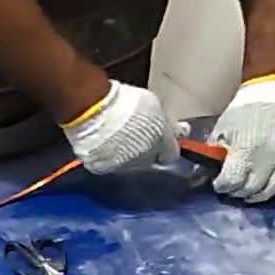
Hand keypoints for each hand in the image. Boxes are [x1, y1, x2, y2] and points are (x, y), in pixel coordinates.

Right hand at [61, 81, 184, 175]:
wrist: (93, 113)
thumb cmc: (127, 106)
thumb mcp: (156, 110)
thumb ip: (168, 125)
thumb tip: (181, 132)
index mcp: (160, 147)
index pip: (171, 155)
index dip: (169, 148)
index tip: (165, 141)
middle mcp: (141, 163)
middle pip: (148, 162)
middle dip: (147, 152)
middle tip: (138, 137)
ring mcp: (118, 167)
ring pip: (128, 165)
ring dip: (127, 156)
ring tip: (118, 140)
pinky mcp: (99, 169)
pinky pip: (107, 165)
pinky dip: (108, 158)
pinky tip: (104, 146)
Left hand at [210, 75, 274, 210]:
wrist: (273, 92)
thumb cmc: (241, 114)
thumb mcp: (218, 135)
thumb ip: (209, 159)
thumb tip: (195, 182)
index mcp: (245, 149)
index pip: (231, 181)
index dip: (221, 186)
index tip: (219, 183)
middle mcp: (269, 155)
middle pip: (252, 187)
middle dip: (239, 192)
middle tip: (234, 189)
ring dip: (260, 196)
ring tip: (251, 194)